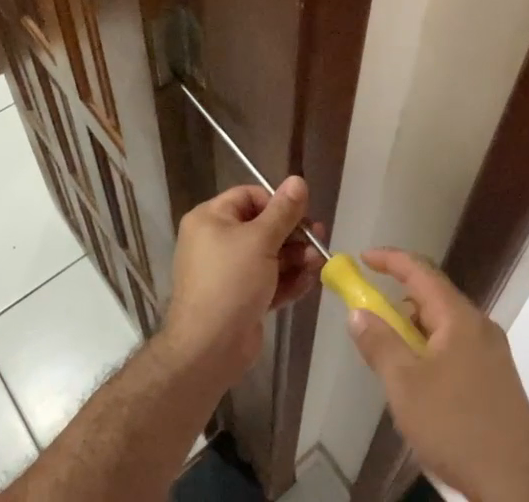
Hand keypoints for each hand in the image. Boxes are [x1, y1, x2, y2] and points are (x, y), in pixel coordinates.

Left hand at [162, 177, 325, 378]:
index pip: (248, 197)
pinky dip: (288, 280)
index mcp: (210, 219)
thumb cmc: (230, 282)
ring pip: (268, 256)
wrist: (209, 348)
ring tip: (319, 262)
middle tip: (319, 238)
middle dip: (293, 234)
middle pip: (262, 227)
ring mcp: (228, 273)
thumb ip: (283, 211)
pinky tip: (312, 281)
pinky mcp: (240, 299)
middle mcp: (216, 242)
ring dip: (296, 258)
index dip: (277, 202)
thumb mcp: (260, 240)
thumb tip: (298, 179)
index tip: (302, 214)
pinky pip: (268, 281)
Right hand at [347, 249, 528, 501]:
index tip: (360, 259)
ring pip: (443, 327)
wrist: (517, 484)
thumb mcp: (405, 385)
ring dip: (412, 333)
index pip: (421, 271)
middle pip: (433, 298)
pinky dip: (429, 353)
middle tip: (370, 322)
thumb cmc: (456, 427)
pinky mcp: (496, 379)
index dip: (389, 260)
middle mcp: (480, 327)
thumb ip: (380, 343)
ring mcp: (492, 353)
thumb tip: (359, 311)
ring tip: (392, 365)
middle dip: (397, 302)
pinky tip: (419, 388)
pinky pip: (455, 349)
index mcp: (460, 318)